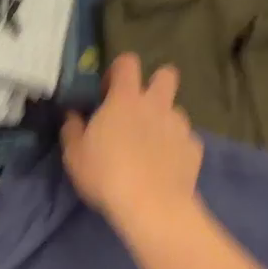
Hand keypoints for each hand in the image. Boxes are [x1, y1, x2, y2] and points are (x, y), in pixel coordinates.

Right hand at [61, 53, 203, 231]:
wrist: (150, 206)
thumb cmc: (106, 176)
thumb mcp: (75, 156)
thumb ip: (72, 130)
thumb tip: (73, 116)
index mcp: (125, 99)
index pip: (127, 62)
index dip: (118, 71)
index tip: (108, 92)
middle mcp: (157, 105)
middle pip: (166, 75)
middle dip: (155, 84)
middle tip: (141, 109)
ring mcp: (179, 126)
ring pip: (176, 112)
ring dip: (165, 122)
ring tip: (153, 148)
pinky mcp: (194, 149)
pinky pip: (186, 141)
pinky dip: (177, 150)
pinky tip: (167, 168)